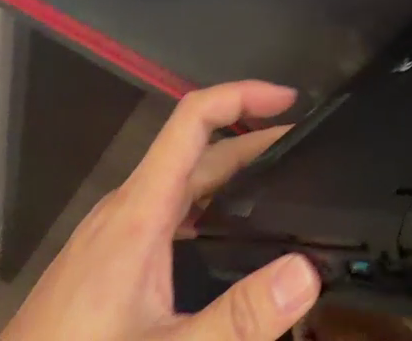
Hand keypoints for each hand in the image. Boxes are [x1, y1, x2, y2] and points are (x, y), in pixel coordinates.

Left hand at [0, 81, 320, 340]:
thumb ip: (238, 317)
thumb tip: (306, 273)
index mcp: (139, 212)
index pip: (192, 119)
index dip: (242, 95)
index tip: (288, 100)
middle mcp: (124, 208)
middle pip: (195, 150)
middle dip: (252, 140)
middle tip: (304, 152)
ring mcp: (111, 231)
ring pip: (179, 180)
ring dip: (229, 172)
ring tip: (278, 186)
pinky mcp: (106, 255)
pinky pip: (165, 208)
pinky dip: (206, 202)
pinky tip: (225, 236)